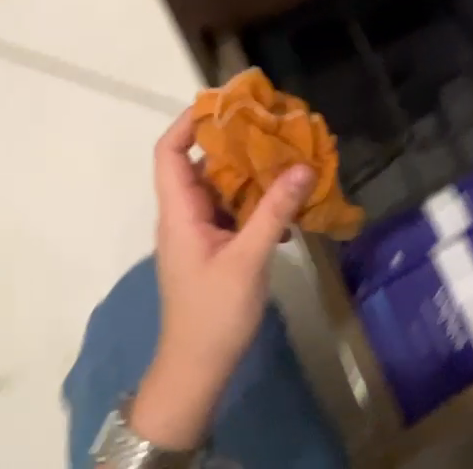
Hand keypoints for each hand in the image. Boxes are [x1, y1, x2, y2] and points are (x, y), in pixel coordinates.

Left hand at [127, 109, 315, 448]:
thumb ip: (274, 210)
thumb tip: (303, 166)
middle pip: (201, 163)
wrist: (198, 370)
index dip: (189, 122)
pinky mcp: (216, 248)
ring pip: (221, 186)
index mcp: (179, 212)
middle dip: (234, 140)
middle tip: (272, 122)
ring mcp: (200, 232)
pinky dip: (258, 198)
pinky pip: (234, 209)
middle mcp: (185, 215)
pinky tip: (289, 199)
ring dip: (251, 169)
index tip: (225, 102)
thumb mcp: (248, 259)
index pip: (169, 152)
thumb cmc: (213, 313)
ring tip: (288, 152)